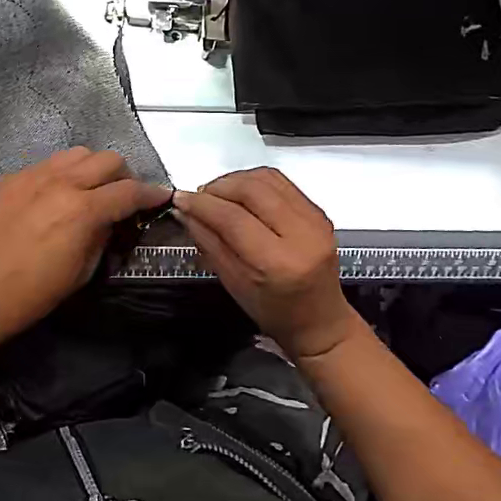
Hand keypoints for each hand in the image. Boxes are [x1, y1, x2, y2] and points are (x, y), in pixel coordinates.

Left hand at [0, 147, 170, 342]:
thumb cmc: (34, 291)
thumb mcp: (82, 271)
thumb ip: (102, 236)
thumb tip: (111, 219)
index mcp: (83, 209)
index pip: (129, 191)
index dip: (151, 194)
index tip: (160, 197)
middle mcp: (62, 182)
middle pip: (107, 159)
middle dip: (123, 175)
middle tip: (122, 195)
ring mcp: (34, 175)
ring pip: (77, 153)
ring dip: (91, 168)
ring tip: (90, 188)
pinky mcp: (12, 177)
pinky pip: (47, 164)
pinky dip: (60, 174)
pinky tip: (54, 194)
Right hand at [172, 169, 364, 359]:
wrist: (320, 321)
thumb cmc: (273, 311)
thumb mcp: (232, 283)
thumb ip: (208, 242)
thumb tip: (184, 211)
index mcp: (279, 263)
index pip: (233, 218)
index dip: (201, 204)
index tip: (180, 199)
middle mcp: (303, 235)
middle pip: (251, 190)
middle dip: (217, 187)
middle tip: (199, 197)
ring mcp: (315, 220)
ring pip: (266, 179)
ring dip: (234, 180)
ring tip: (217, 194)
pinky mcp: (319, 212)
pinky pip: (280, 182)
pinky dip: (253, 181)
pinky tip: (240, 193)